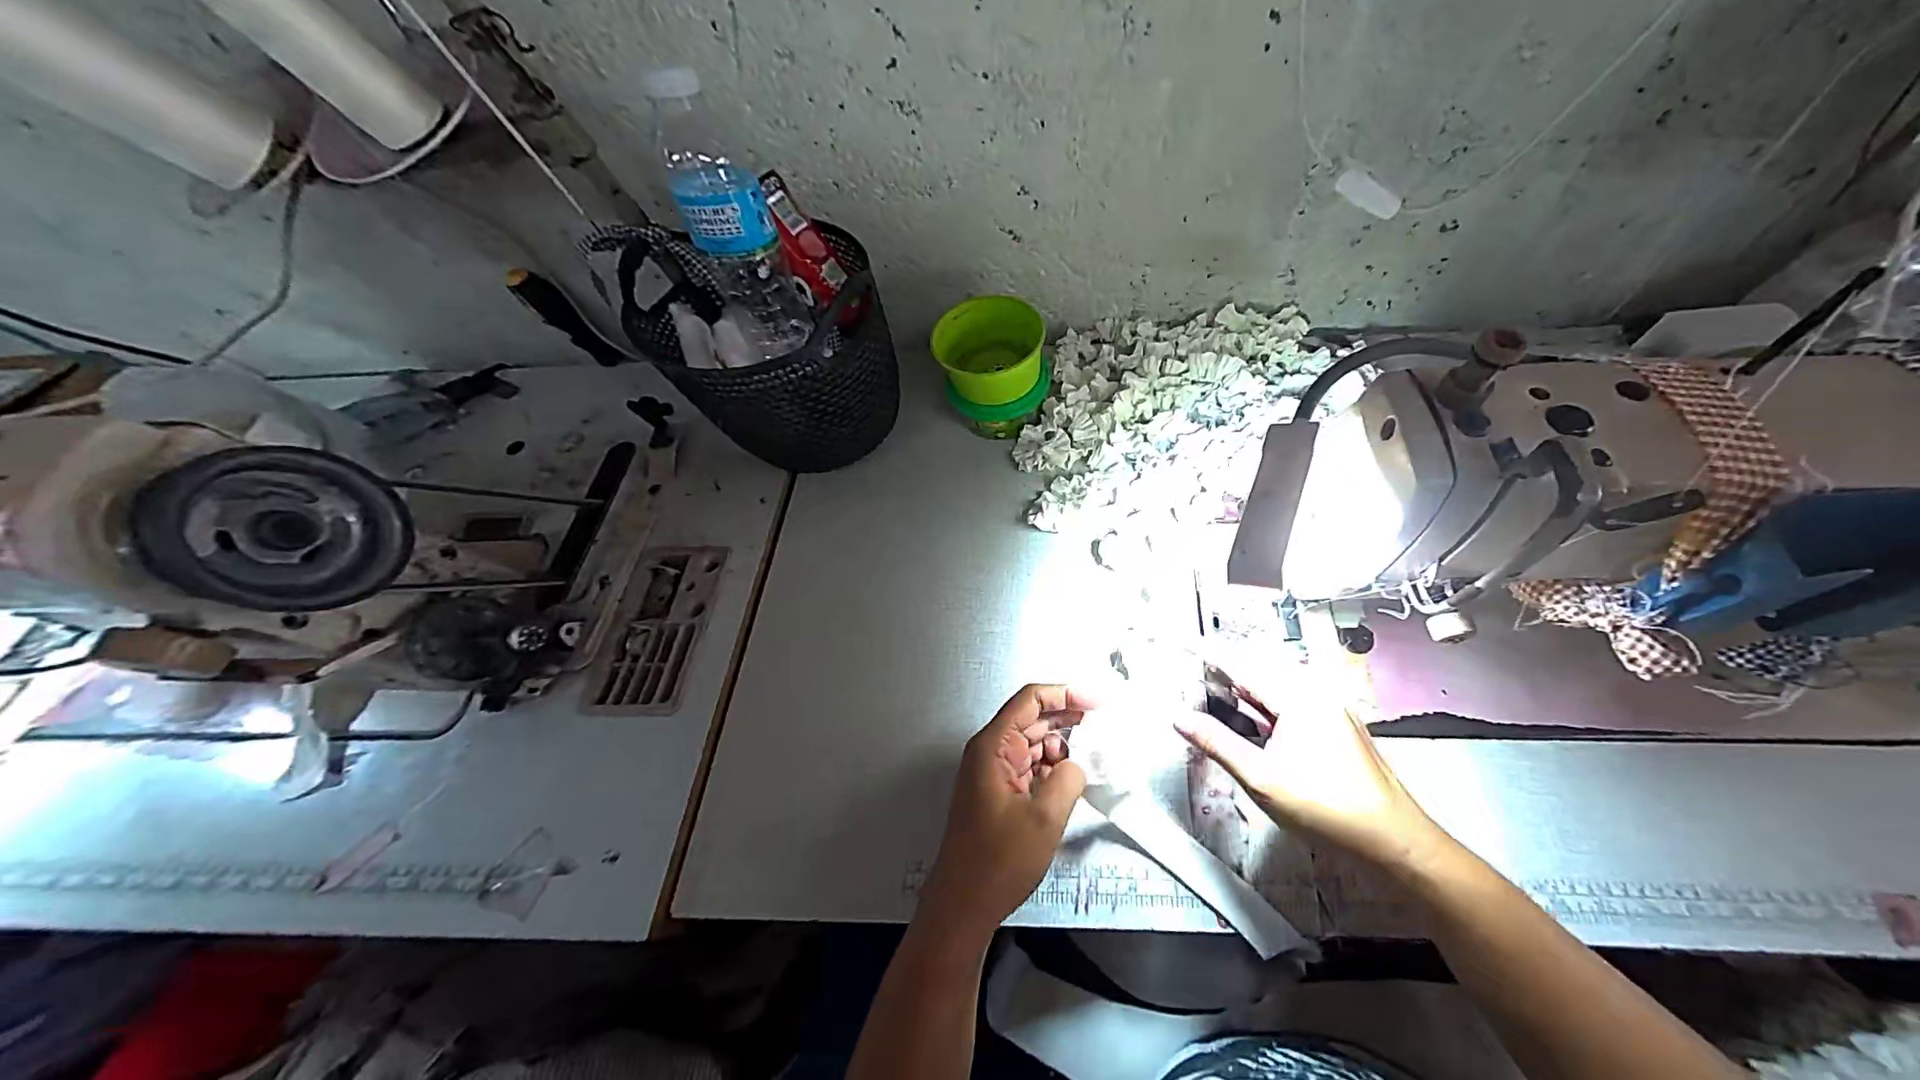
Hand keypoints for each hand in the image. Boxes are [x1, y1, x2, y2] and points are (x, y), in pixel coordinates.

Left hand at [922, 684, 1091, 937]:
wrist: (964, 903)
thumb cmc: (999, 859)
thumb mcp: (1044, 817)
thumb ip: (1067, 779)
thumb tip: (1075, 765)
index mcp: (993, 746)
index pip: (1030, 701)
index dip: (1065, 694)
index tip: (1097, 700)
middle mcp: (990, 752)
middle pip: (1032, 719)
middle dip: (1067, 717)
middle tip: (1103, 722)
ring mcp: (992, 773)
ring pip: (1032, 744)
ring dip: (1061, 745)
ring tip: (1094, 751)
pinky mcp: (998, 794)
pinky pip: (1029, 768)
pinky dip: (1051, 767)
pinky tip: (1072, 775)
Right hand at [1173, 668, 1453, 875]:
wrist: (1394, 844)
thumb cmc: (1326, 808)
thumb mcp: (1259, 776)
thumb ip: (1216, 742)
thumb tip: (1180, 718)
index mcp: (1300, 699)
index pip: (1244, 669)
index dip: (1212, 660)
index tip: (1187, 647)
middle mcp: (1320, 698)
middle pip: (1262, 682)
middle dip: (1228, 685)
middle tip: (1197, 690)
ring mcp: (1335, 717)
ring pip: (1280, 701)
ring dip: (1249, 706)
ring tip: (1221, 713)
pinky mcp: (1342, 736)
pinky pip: (1297, 716)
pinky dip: (1271, 721)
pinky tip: (1259, 740)